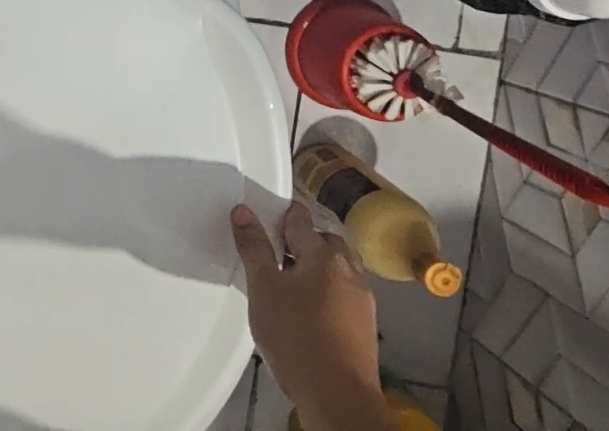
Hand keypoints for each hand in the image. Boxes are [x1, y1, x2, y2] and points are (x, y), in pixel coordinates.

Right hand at [230, 202, 392, 430]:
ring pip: (338, 268)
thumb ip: (254, 248)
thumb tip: (243, 211)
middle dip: (305, 240)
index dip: (283, 213)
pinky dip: (328, 289)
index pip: (300, 220)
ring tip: (292, 280)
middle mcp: (348, 270)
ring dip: (318, 266)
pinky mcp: (365, 325)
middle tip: (277, 249)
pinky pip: (344, 292)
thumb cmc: (296, 337)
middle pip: (326, 241)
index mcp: (322, 255)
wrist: (339, 398)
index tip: (268, 215)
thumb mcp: (263, 289)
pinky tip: (310, 308)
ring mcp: (362, 299)